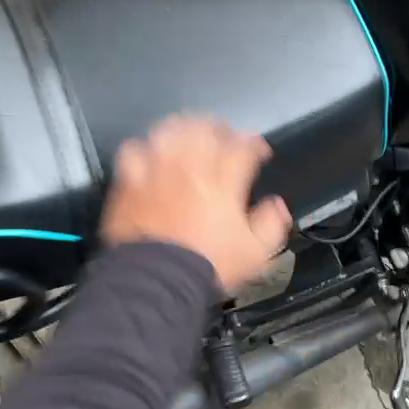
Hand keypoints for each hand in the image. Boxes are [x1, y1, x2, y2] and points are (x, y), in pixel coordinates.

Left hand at [99, 116, 290, 292]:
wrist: (159, 280)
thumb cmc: (207, 266)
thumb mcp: (255, 253)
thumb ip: (271, 225)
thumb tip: (277, 207)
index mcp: (223, 185)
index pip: (243, 149)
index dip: (254, 144)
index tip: (258, 150)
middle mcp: (190, 171)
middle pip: (205, 130)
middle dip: (219, 128)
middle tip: (225, 135)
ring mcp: (157, 174)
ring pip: (169, 133)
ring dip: (183, 128)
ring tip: (189, 133)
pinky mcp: (131, 184)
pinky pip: (134, 151)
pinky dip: (144, 148)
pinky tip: (150, 153)